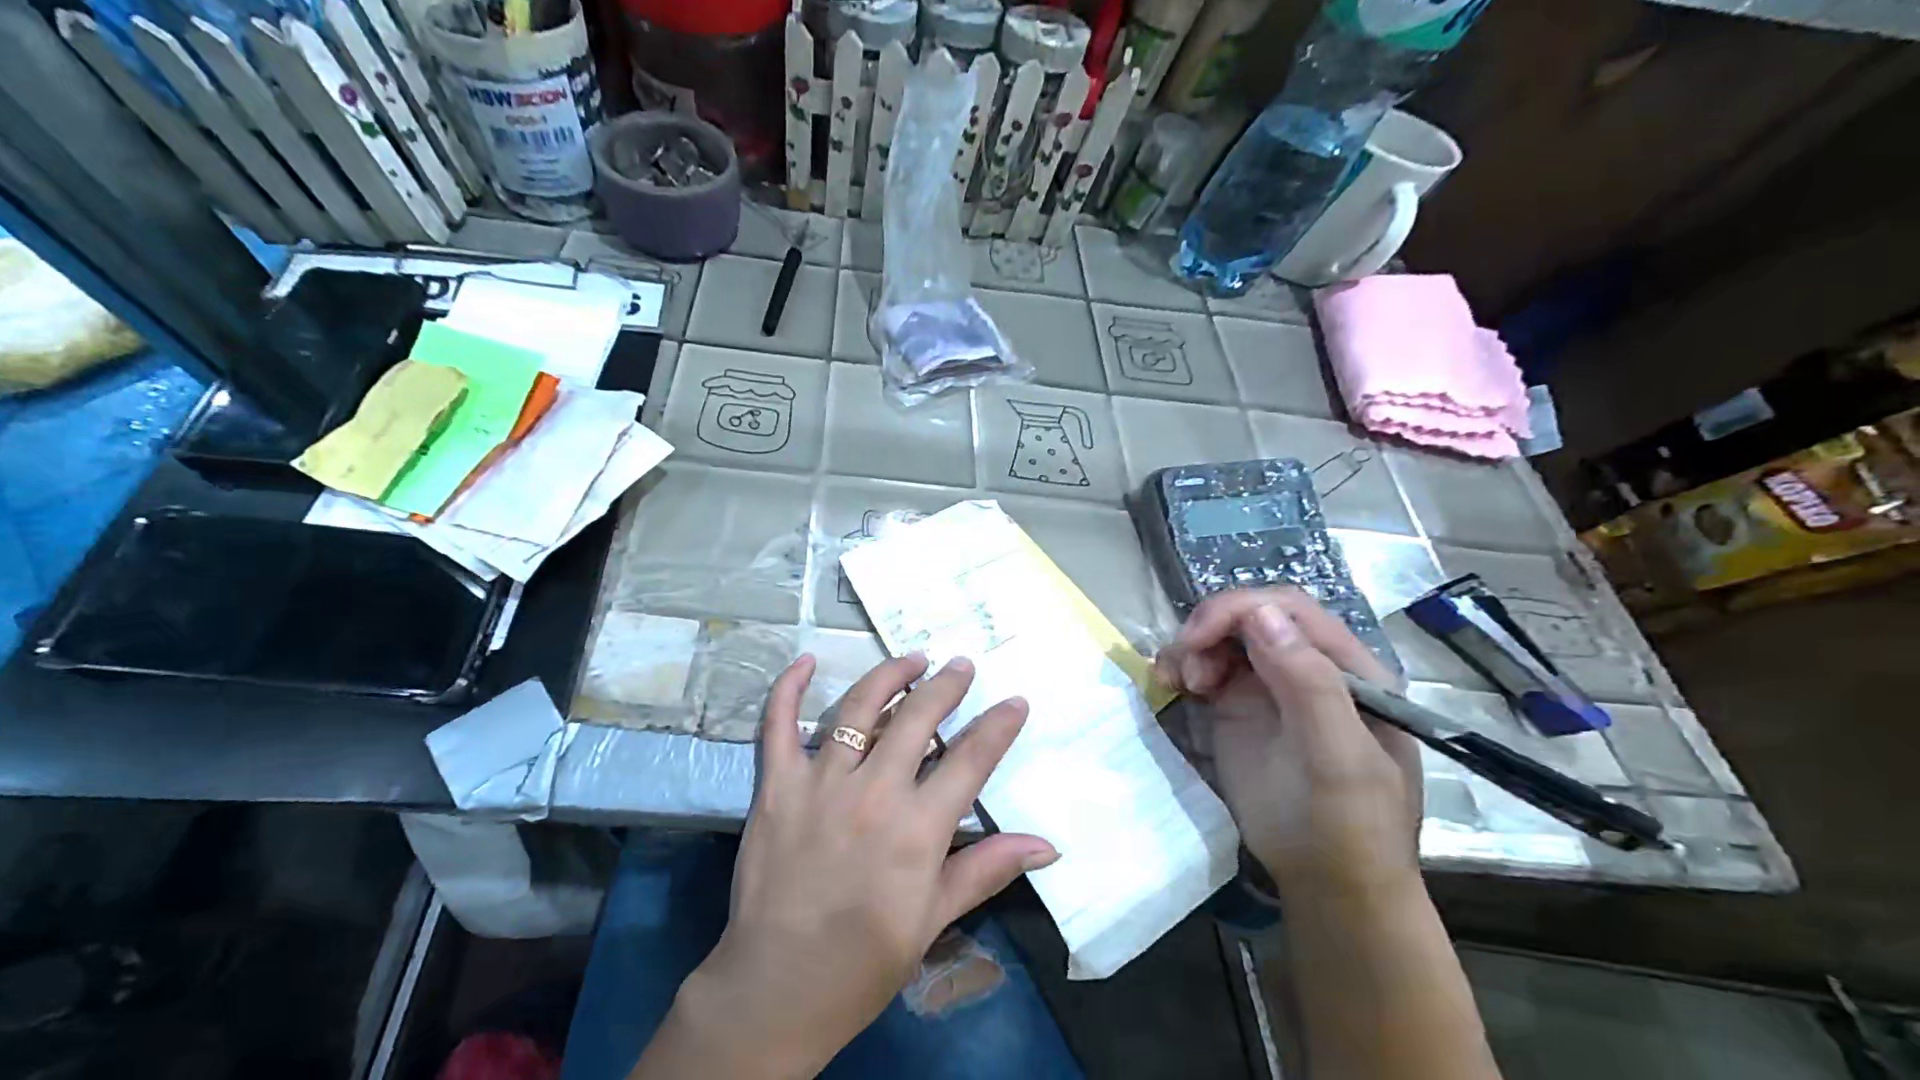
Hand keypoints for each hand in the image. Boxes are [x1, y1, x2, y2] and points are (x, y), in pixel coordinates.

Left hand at [639, 654, 1056, 1079]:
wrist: (776, 987)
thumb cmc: (864, 960)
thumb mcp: (934, 918)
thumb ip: (987, 869)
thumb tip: (1048, 845)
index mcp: (918, 828)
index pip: (971, 759)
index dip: (999, 726)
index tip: (1015, 700)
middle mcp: (873, 792)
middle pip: (918, 718)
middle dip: (947, 685)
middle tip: (961, 666)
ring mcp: (820, 783)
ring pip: (859, 709)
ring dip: (889, 675)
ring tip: (912, 659)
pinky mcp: (776, 787)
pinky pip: (778, 726)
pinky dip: (789, 689)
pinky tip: (804, 661)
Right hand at [1156, 588, 1422, 900]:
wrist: (1331, 888)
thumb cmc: (1348, 828)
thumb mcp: (1340, 761)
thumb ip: (1310, 684)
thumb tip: (1261, 614)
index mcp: (1350, 670)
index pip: (1291, 610)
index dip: (1239, 610)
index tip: (1197, 640)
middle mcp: (1310, 668)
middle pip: (1252, 617)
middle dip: (1210, 630)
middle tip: (1185, 672)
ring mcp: (1273, 687)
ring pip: (1224, 638)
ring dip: (1192, 649)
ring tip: (1177, 683)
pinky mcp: (1241, 708)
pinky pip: (1208, 668)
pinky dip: (1183, 666)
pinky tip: (1171, 685)